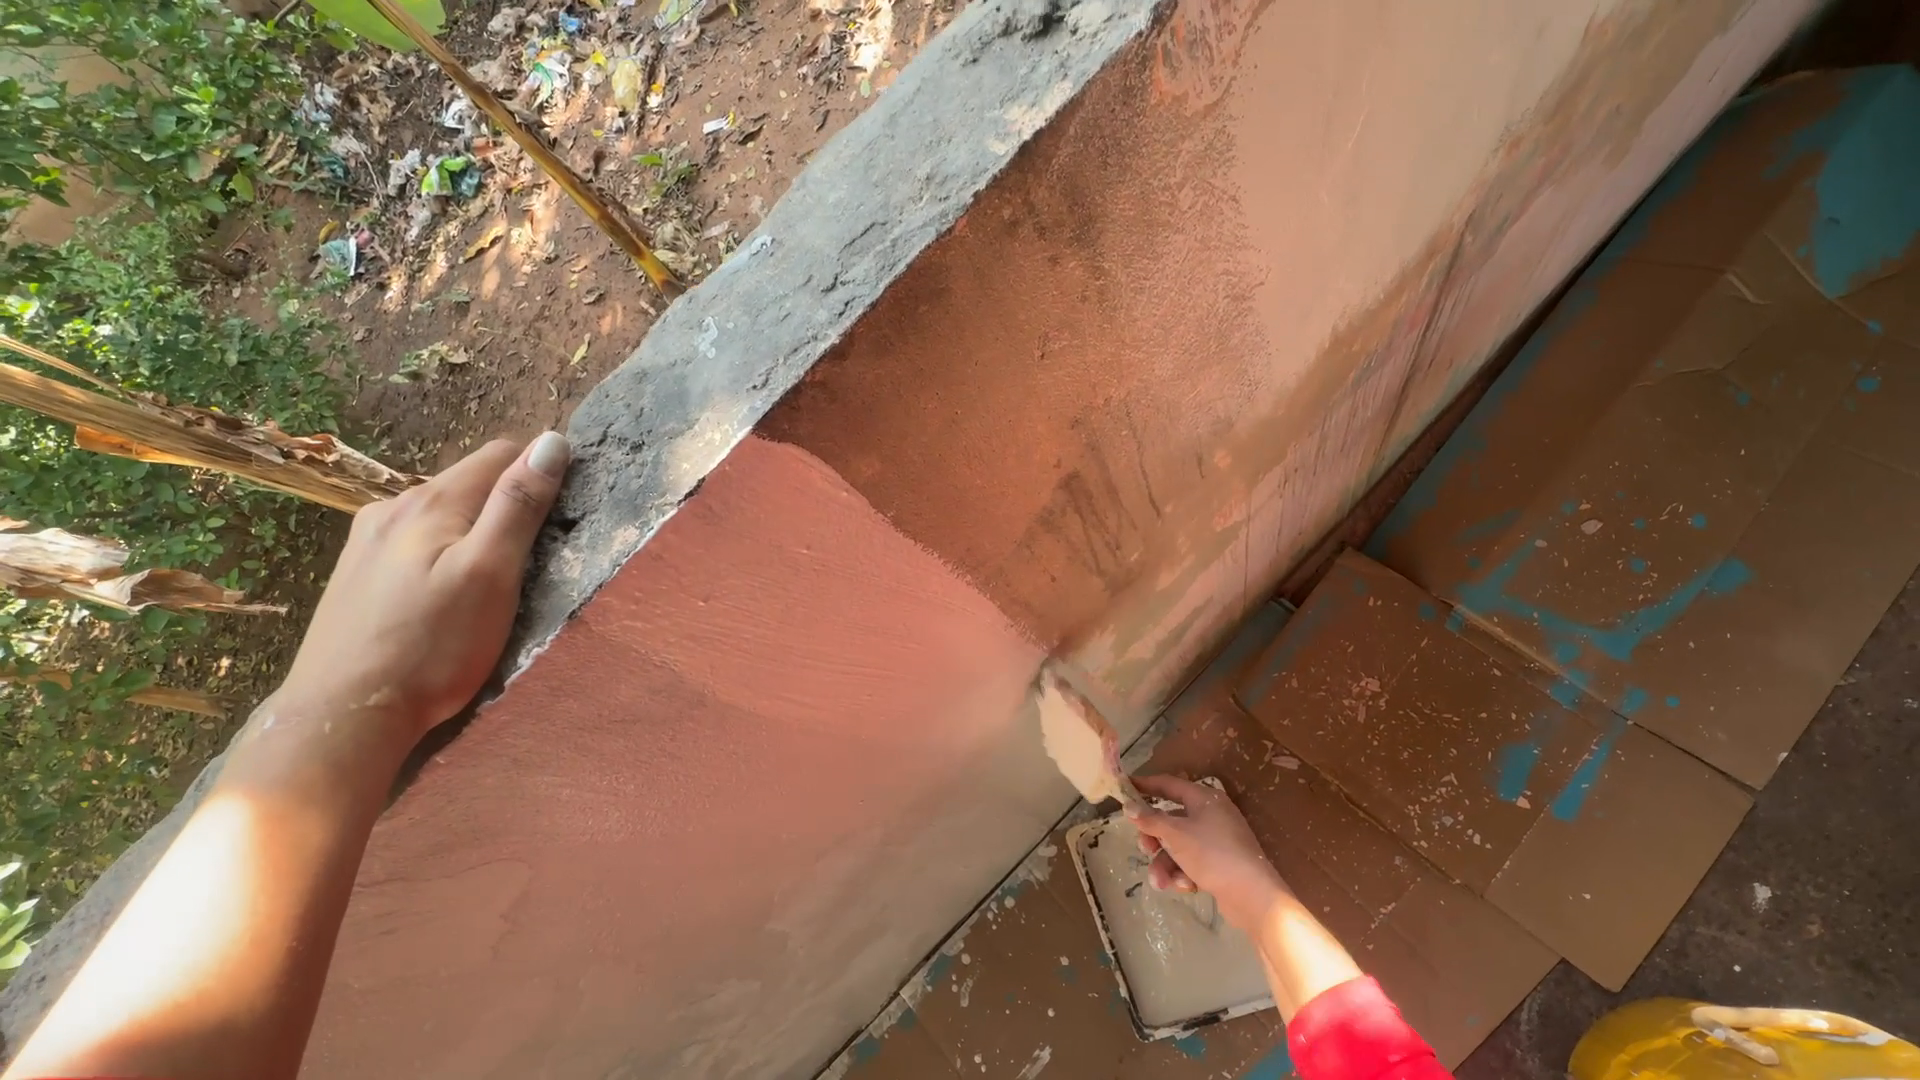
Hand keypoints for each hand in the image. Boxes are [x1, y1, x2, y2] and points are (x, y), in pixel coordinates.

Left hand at [271, 433, 570, 755]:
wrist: (345, 716)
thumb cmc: (431, 645)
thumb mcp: (490, 573)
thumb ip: (518, 506)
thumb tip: (552, 442)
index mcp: (431, 502)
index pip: (500, 453)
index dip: (540, 469)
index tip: (569, 507)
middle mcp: (394, 509)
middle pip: (470, 483)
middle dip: (510, 501)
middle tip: (543, 549)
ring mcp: (368, 542)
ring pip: (443, 514)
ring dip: (478, 528)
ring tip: (502, 573)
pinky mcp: (358, 575)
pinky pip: (418, 542)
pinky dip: (448, 551)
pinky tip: (452, 589)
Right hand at [1126, 774, 1287, 930]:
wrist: (1253, 896)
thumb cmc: (1213, 854)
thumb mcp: (1176, 834)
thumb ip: (1150, 820)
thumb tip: (1129, 806)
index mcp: (1204, 799)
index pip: (1169, 784)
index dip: (1145, 785)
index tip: (1124, 787)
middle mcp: (1211, 815)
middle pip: (1170, 820)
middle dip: (1154, 838)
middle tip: (1145, 849)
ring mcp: (1217, 841)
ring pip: (1178, 847)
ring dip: (1166, 864)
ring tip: (1162, 883)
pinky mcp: (1220, 864)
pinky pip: (1192, 863)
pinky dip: (1184, 873)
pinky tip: (1186, 887)